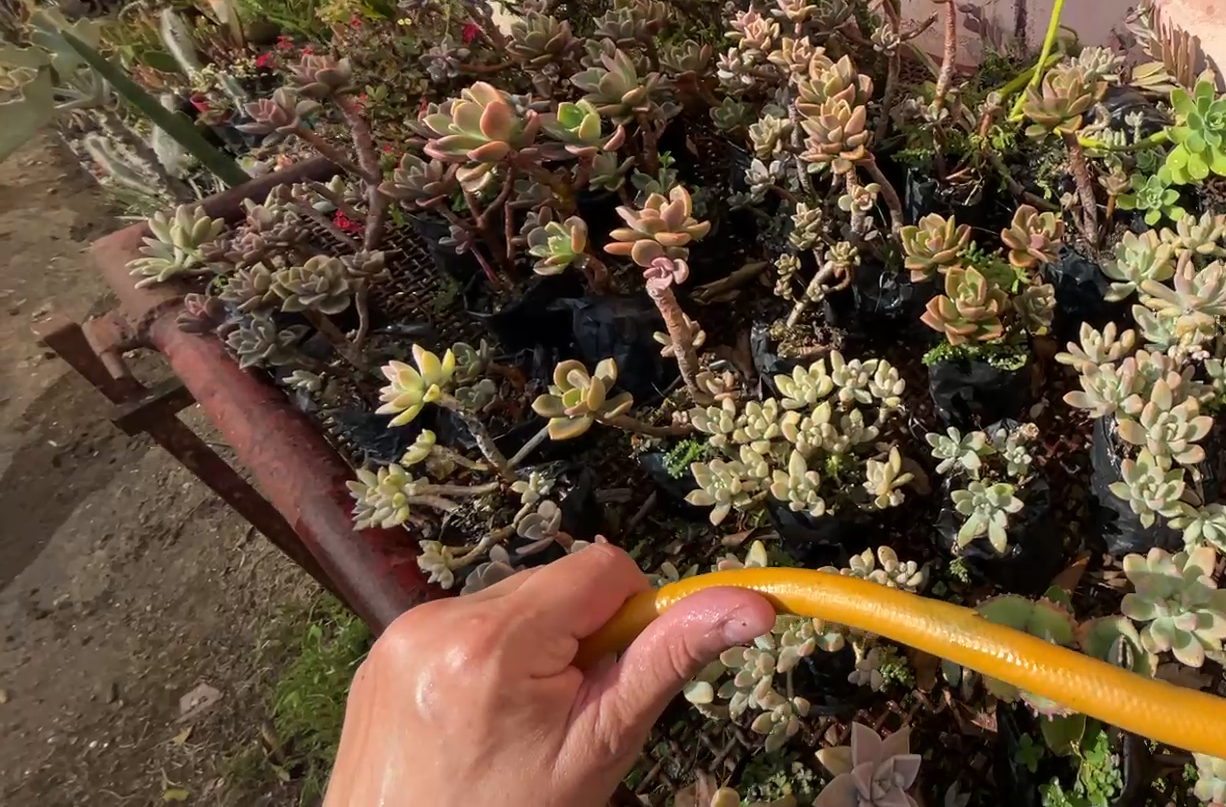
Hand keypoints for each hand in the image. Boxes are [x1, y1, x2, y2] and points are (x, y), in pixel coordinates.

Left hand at [323, 542, 773, 806]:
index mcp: (494, 642)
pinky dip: (500, 650)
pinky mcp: (387, 646)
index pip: (604, 566)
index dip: (627, 612)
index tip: (611, 673)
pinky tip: (486, 707)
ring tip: (523, 711)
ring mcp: (403, 632)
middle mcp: (439, 618)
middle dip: (583, 628)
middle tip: (568, 704)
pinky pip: (477, 617)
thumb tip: (753, 606)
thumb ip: (673, 657)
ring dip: (542, 638)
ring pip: (523, 596)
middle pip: (561, 581)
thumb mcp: (605, 742)